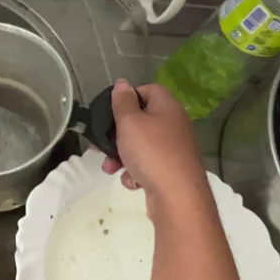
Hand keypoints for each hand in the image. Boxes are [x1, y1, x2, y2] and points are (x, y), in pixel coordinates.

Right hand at [99, 79, 208, 204]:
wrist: (178, 196)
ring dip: (122, 154)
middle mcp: (174, 124)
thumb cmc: (151, 152)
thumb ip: (122, 102)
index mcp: (168, 107)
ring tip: (110, 168)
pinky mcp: (172, 168)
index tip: (110, 111)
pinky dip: (136, 170)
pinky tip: (132, 180)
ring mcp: (174, 148)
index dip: (127, 97)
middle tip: (101, 143)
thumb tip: (122, 83)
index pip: (147, 89)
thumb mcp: (130, 122)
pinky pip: (148, 163)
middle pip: (141, 119)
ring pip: (140, 144)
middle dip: (117, 133)